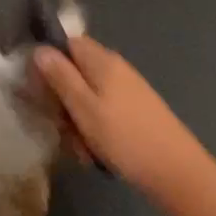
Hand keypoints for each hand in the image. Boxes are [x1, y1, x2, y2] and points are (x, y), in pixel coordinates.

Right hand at [33, 37, 210, 193]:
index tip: (40, 90)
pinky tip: (97, 154)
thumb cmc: (124, 137)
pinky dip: (94, 132)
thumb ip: (60, 77)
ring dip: (77, 122)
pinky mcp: (134, 112)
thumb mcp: (84, 107)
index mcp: (103, 61)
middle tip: (63, 127)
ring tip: (82, 149)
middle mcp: (116, 70)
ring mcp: (127, 92)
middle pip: (75, 73)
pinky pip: (103, 114)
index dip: (50, 62)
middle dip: (63, 100)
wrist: (176, 171)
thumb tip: (40, 49)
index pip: (68, 43)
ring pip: (87, 99)